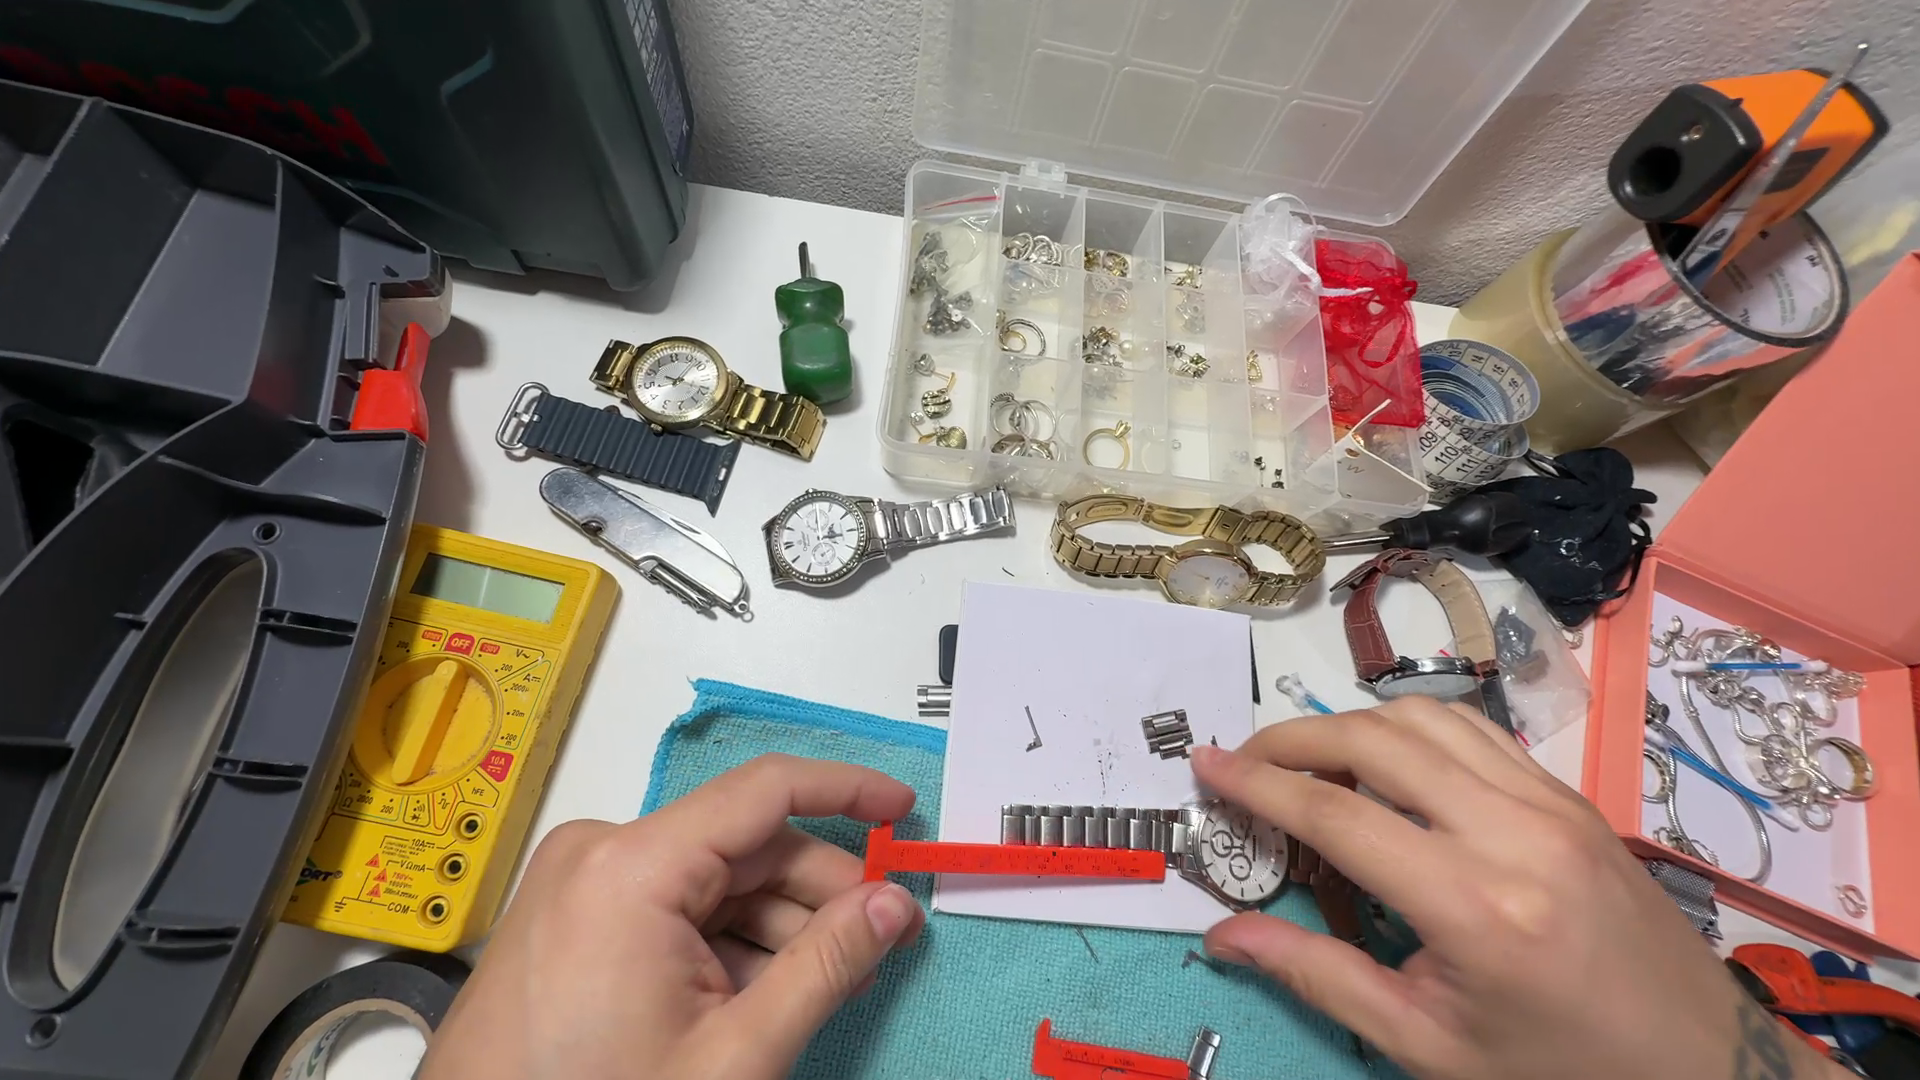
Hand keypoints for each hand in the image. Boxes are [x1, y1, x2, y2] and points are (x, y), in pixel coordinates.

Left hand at [420, 754, 924, 1079]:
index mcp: (634, 863)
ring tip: (829, 980)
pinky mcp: (572, 918)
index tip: (903, 809)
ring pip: (714, 881)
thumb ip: (826, 967)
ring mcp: (581, 883)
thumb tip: (895, 904)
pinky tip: (762, 994)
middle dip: (818, 890)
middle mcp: (603, 850)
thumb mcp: (733, 1056)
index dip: (846, 790)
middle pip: (745, 845)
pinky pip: (675, 908)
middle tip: (880, 937)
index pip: (767, 790)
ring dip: (779, 925)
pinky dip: (729, 942)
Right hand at [1190, 698, 1846, 1079]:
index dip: (1256, 782)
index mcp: (1473, 906)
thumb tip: (1219, 936)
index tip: (1204, 764)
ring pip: (1418, 718)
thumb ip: (1316, 976)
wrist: (1713, 1077)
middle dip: (1289, 739)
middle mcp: (1511, 832)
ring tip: (1305, 759)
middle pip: (1370, 741)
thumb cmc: (1557, 1072)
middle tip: (1244, 760)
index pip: (1334, 813)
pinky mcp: (1566, 794)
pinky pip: (1467, 727)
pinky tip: (1380, 757)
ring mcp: (1548, 802)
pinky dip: (1403, 726)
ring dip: (1344, 724)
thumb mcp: (1426, 1046)